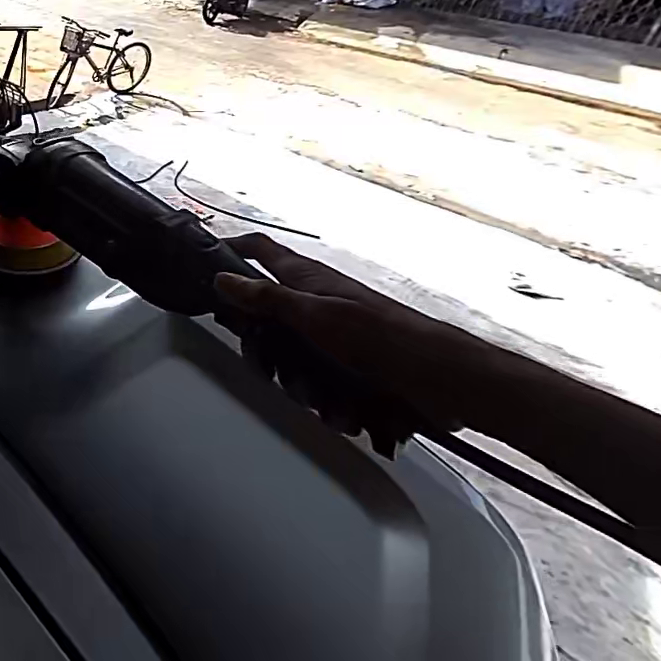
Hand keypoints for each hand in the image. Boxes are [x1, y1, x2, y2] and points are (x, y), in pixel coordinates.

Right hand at [214, 234, 516, 441]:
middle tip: (268, 365)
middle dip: (266, 349)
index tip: (206, 266)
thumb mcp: (316, 315)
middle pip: (263, 317)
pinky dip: (330, 402)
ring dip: (302, 385)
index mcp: (305, 279)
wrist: (453, 386)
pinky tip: (345, 412)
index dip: (230, 249)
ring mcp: (331, 337)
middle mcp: (314, 304)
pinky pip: (320, 384)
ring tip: (323, 400)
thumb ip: (266, 297)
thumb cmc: (385, 339)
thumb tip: (222, 277)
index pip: (258, 248)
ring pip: (290, 358)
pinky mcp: (350, 369)